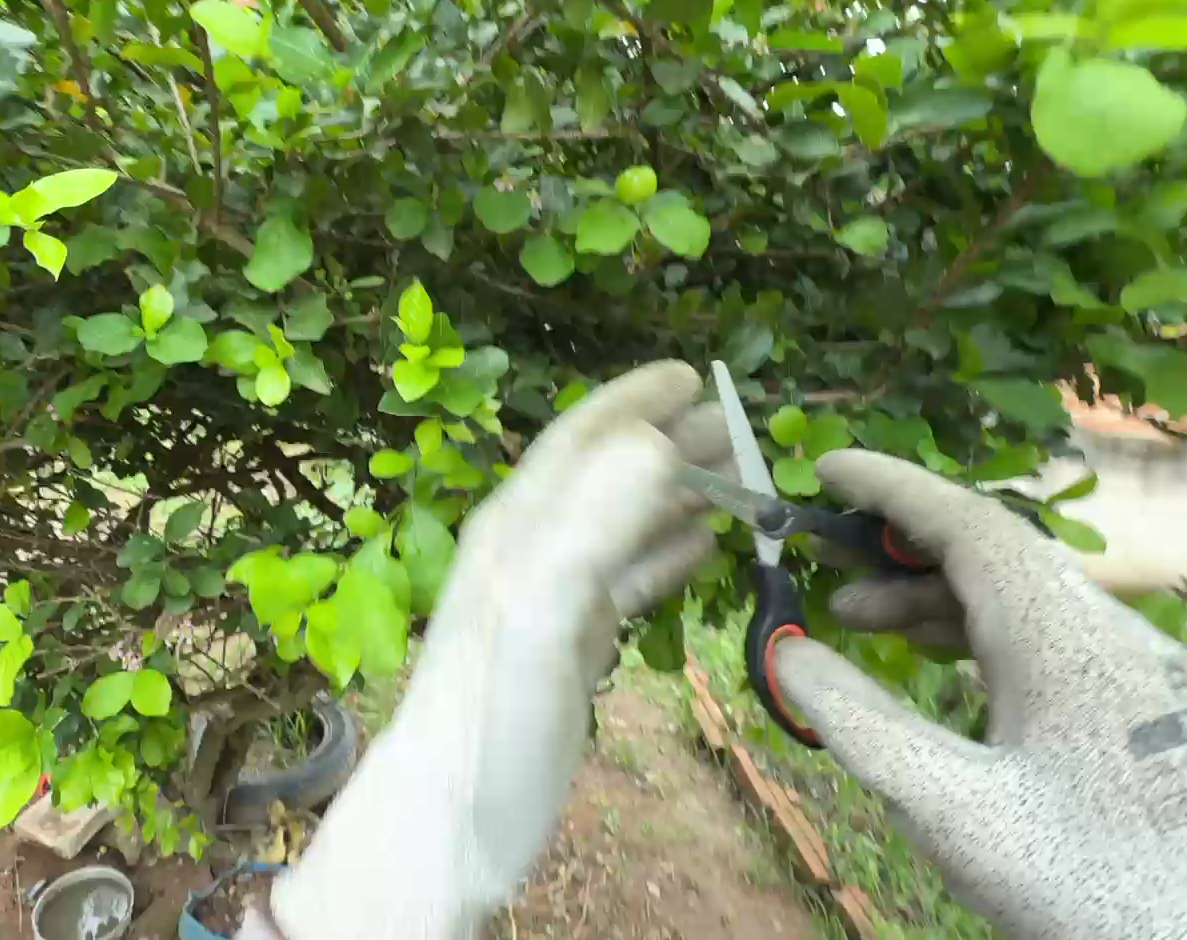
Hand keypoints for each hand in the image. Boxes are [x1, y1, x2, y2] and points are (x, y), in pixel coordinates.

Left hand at [249, 361, 730, 939]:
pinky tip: (697, 549)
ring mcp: (550, 594)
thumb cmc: (493, 714)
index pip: (578, 442)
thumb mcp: (542, 610)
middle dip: (666, 443)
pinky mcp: (567, 639)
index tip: (688, 374)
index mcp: (518, 526)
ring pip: (619, 524)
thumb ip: (591, 524)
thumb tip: (654, 442)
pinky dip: (663, 555)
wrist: (451, 812)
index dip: (630, 402)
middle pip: (604, 475)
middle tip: (735, 425)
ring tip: (733, 479)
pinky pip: (624, 579)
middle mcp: (531, 547)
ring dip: (673, 495)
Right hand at [775, 450, 1186, 939]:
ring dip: (923, 590)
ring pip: (1009, 594)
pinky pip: (1031, 633)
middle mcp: (1107, 636)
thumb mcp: (954, 809)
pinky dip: (962, 627)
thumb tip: (786, 649)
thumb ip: (856, 719)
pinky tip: (925, 655)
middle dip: (893, 542)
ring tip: (851, 614)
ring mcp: (1128, 668)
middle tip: (818, 550)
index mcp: (1068, 643)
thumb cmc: (1100, 890)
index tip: (824, 469)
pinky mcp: (1134, 702)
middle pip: (987, 554)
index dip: (891, 488)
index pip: (972, 526)